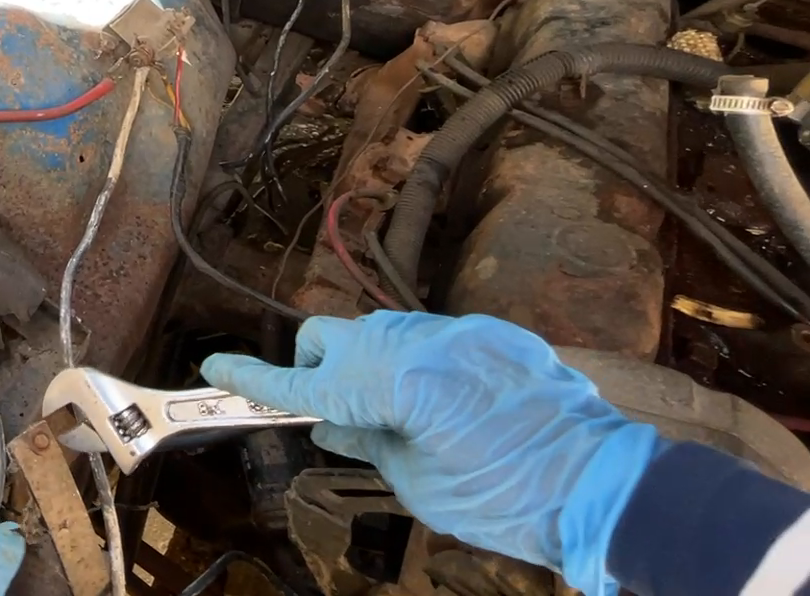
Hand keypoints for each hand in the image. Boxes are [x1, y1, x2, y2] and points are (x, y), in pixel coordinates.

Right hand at [201, 312, 661, 595]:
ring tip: (414, 411)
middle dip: (320, 369)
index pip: (298, 385)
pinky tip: (461, 402)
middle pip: (325, 337)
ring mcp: (443, 329)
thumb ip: (364, 442)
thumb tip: (331, 422)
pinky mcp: (482, 331)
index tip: (210, 368)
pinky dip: (421, 367)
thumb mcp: (419, 485)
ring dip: (371, 366)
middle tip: (345, 411)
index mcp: (383, 386)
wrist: (619, 489)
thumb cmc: (507, 500)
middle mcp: (403, 343)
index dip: (250, 381)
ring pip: (373, 333)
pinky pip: (425, 340)